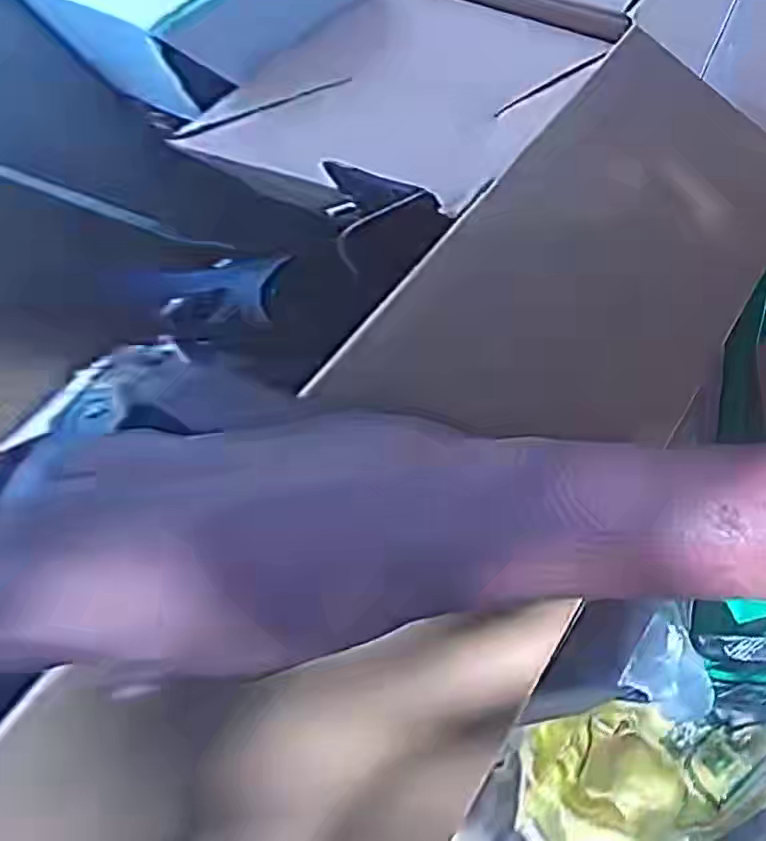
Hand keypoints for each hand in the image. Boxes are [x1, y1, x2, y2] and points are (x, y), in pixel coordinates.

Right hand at [0, 414, 525, 679]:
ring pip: (80, 460)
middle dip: (48, 554)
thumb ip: (138, 645)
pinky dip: (172, 412)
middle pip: (19, 523)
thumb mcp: (220, 651)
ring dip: (97, 490)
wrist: (442, 518)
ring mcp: (178, 444)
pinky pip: (184, 395)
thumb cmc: (341, 598)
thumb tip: (113, 648)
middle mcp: (94, 503)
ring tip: (144, 520)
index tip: (62, 627)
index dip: (33, 616)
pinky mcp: (255, 407)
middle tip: (105, 581)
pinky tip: (186, 427)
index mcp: (64, 582)